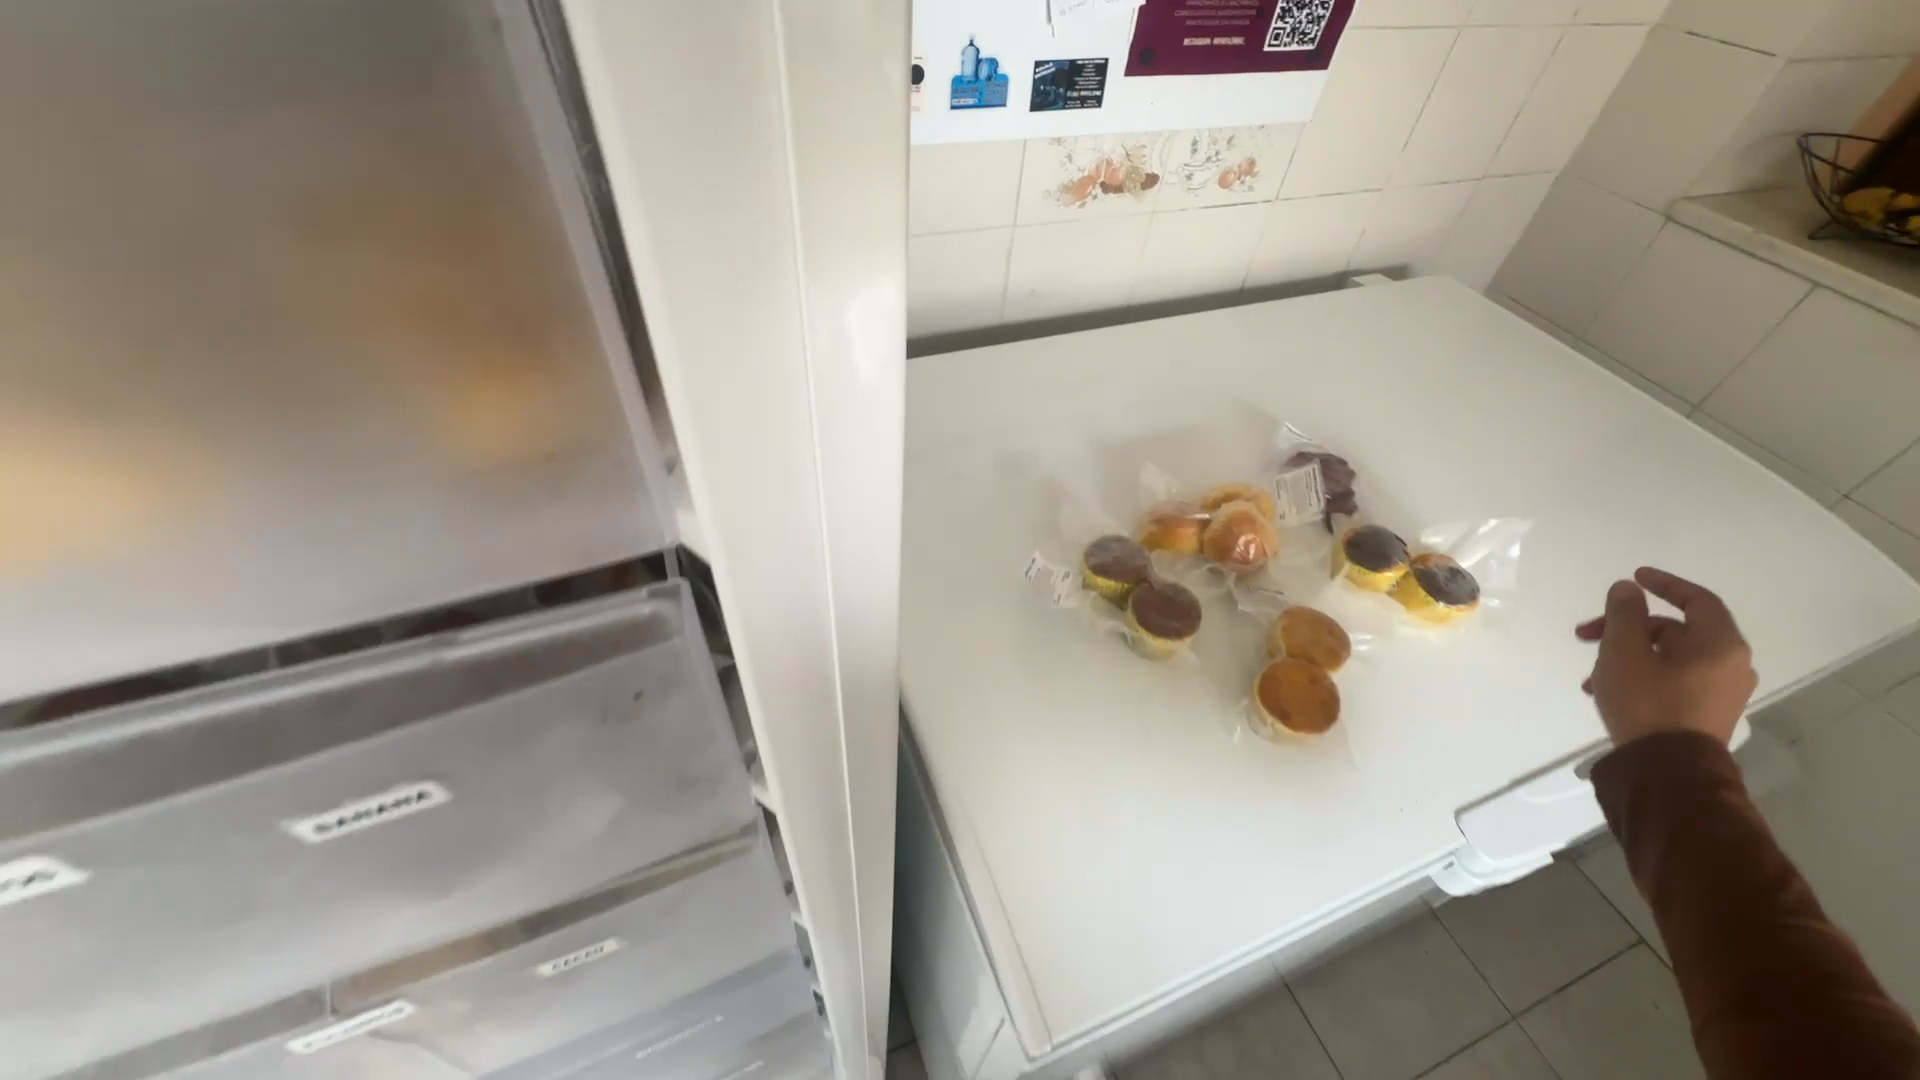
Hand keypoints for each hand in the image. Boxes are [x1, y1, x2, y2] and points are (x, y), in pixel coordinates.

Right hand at [1574, 567, 1756, 746]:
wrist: (1668, 767)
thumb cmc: (1647, 701)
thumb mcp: (1623, 651)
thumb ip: (1624, 614)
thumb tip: (1627, 589)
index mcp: (1719, 643)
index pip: (1697, 599)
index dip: (1664, 584)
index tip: (1633, 577)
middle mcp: (1731, 663)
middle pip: (1676, 630)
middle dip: (1627, 627)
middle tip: (1586, 634)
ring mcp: (1722, 689)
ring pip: (1670, 656)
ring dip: (1629, 653)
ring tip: (1591, 670)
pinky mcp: (1708, 710)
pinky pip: (1673, 678)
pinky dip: (1642, 673)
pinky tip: (1606, 688)